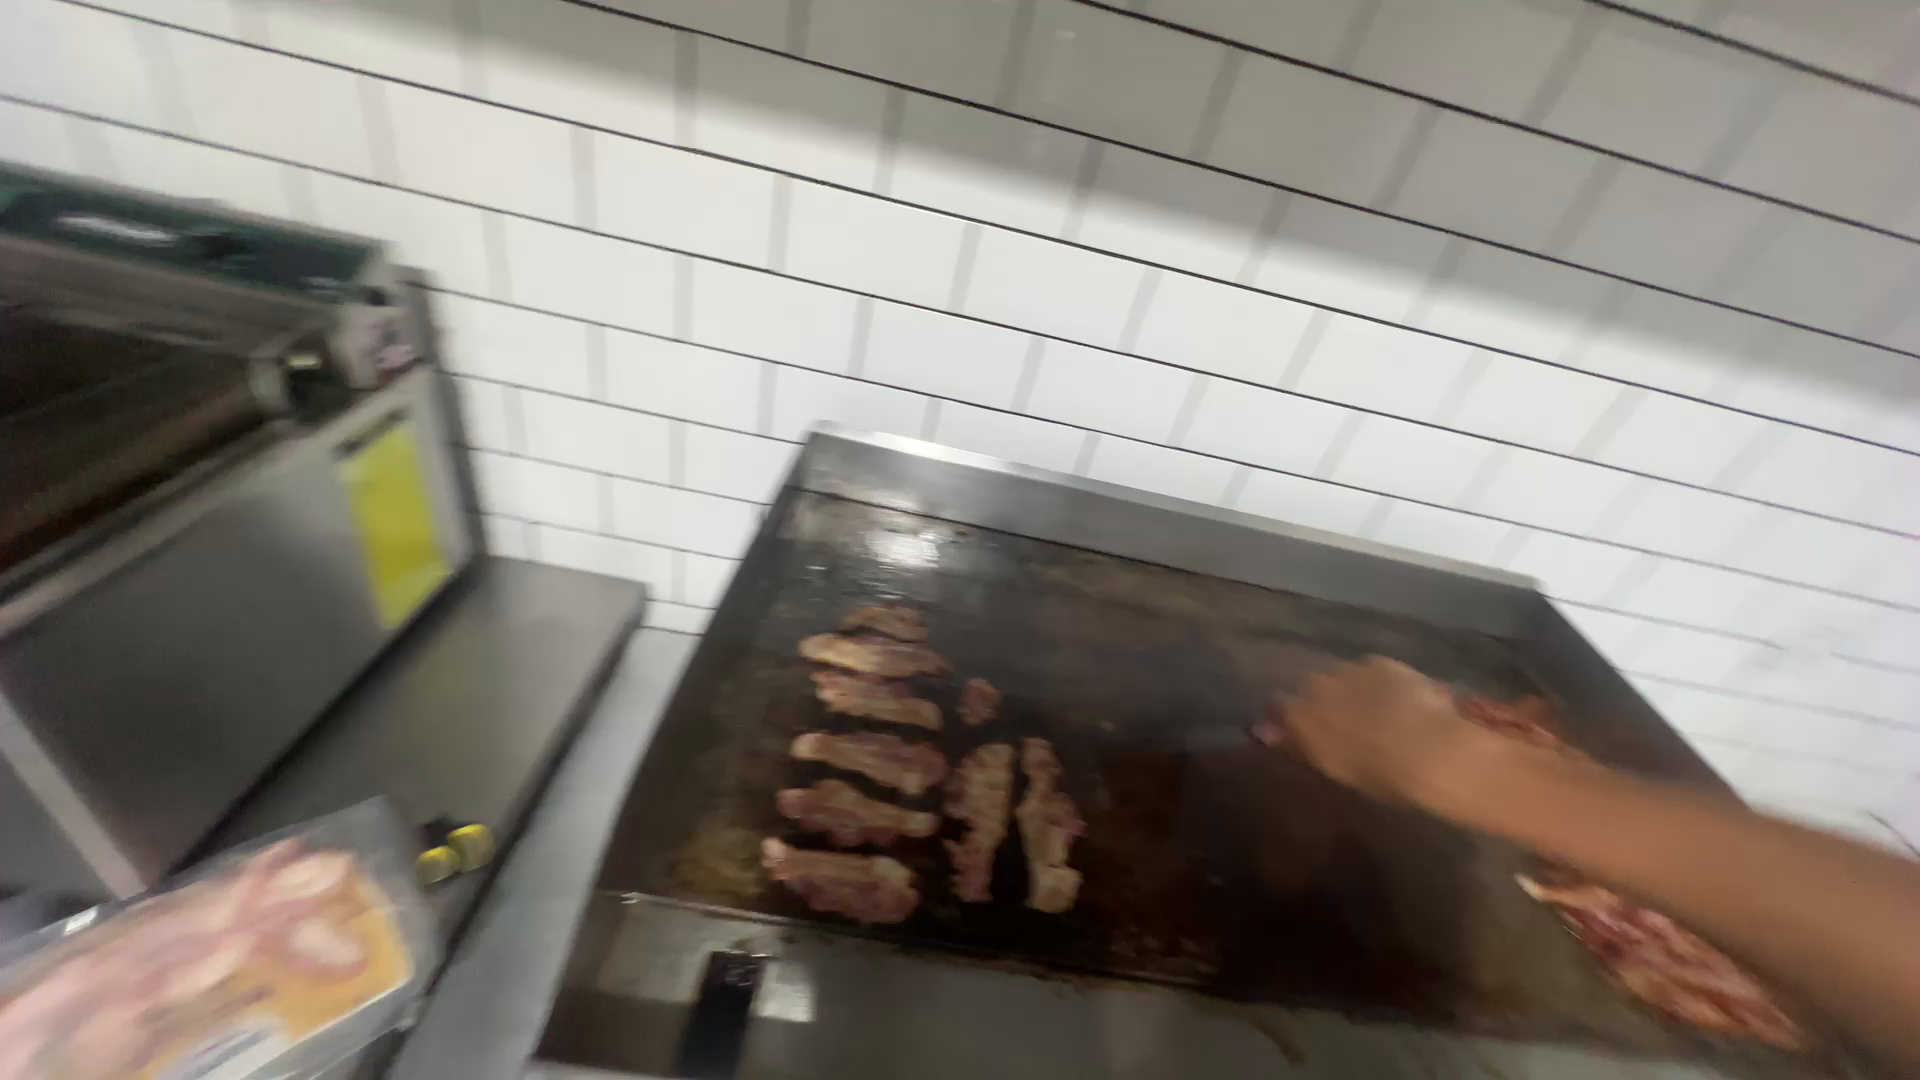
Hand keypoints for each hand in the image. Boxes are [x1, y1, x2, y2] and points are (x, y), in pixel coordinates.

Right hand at [1254, 655, 1505, 811]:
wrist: (1433, 750)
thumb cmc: (1380, 774)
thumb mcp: (1331, 766)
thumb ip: (1294, 745)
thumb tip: (1260, 730)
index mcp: (1298, 716)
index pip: (1277, 707)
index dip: (1290, 718)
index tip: (1304, 731)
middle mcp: (1314, 686)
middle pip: (1311, 689)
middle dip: (1325, 701)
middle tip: (1350, 724)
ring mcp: (1348, 670)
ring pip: (1343, 678)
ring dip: (1354, 691)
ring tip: (1382, 714)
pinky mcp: (1380, 662)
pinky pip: (1373, 671)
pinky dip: (1382, 684)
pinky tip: (1404, 702)